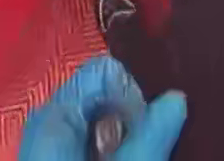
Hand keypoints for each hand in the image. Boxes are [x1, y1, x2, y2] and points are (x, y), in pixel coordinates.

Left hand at [18, 56, 186, 160]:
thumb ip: (150, 138)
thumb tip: (177, 97)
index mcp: (53, 118)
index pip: (105, 72)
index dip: (131, 96)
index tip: (145, 133)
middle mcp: (45, 126)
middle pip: (101, 97)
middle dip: (131, 120)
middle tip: (143, 154)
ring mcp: (46, 152)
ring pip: (97, 124)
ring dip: (125, 141)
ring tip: (137, 160)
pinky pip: (89, 146)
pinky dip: (112, 155)